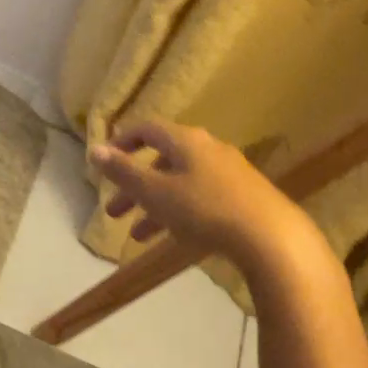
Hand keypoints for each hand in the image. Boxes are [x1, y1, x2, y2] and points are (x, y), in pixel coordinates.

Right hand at [89, 120, 326, 279]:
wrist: (273, 238)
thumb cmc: (205, 209)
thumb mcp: (155, 192)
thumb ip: (123, 171)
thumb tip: (94, 149)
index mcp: (185, 141)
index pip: (147, 129)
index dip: (122, 143)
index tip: (104, 162)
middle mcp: (208, 150)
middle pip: (162, 161)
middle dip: (134, 186)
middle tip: (113, 210)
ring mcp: (229, 174)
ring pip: (180, 184)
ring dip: (154, 206)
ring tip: (137, 235)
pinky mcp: (244, 198)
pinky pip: (201, 199)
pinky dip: (180, 213)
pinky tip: (173, 239)